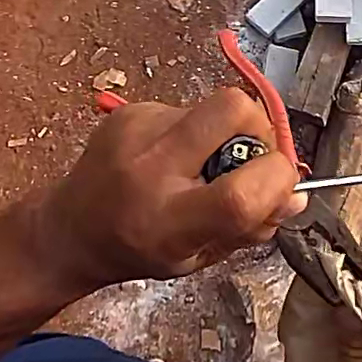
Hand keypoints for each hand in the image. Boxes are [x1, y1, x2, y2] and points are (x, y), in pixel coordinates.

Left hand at [34, 88, 306, 293]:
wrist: (67, 229)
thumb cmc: (138, 250)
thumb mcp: (197, 258)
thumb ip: (249, 227)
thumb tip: (295, 194)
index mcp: (167, 222)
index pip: (238, 194)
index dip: (276, 180)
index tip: (283, 183)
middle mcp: (150, 169)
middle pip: (233, 107)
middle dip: (261, 124)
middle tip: (253, 152)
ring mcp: (138, 130)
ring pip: (214, 104)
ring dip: (226, 129)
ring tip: (203, 158)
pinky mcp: (131, 109)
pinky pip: (188, 107)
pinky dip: (196, 128)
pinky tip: (175, 152)